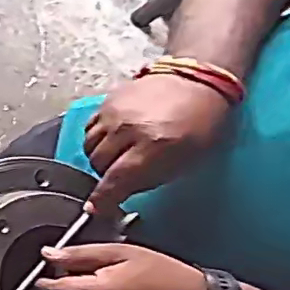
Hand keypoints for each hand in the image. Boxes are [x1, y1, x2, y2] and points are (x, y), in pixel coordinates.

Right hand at [84, 73, 232, 208]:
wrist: (197, 81)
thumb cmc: (200, 124)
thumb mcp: (186, 159)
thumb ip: (150, 178)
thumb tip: (120, 193)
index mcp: (155, 145)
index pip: (116, 180)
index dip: (102, 199)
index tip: (94, 209)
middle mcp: (128, 129)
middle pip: (98, 163)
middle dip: (106, 174)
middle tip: (121, 173)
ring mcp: (115, 113)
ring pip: (89, 147)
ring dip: (99, 156)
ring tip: (116, 154)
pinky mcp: (106, 102)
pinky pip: (89, 129)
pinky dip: (96, 138)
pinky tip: (112, 138)